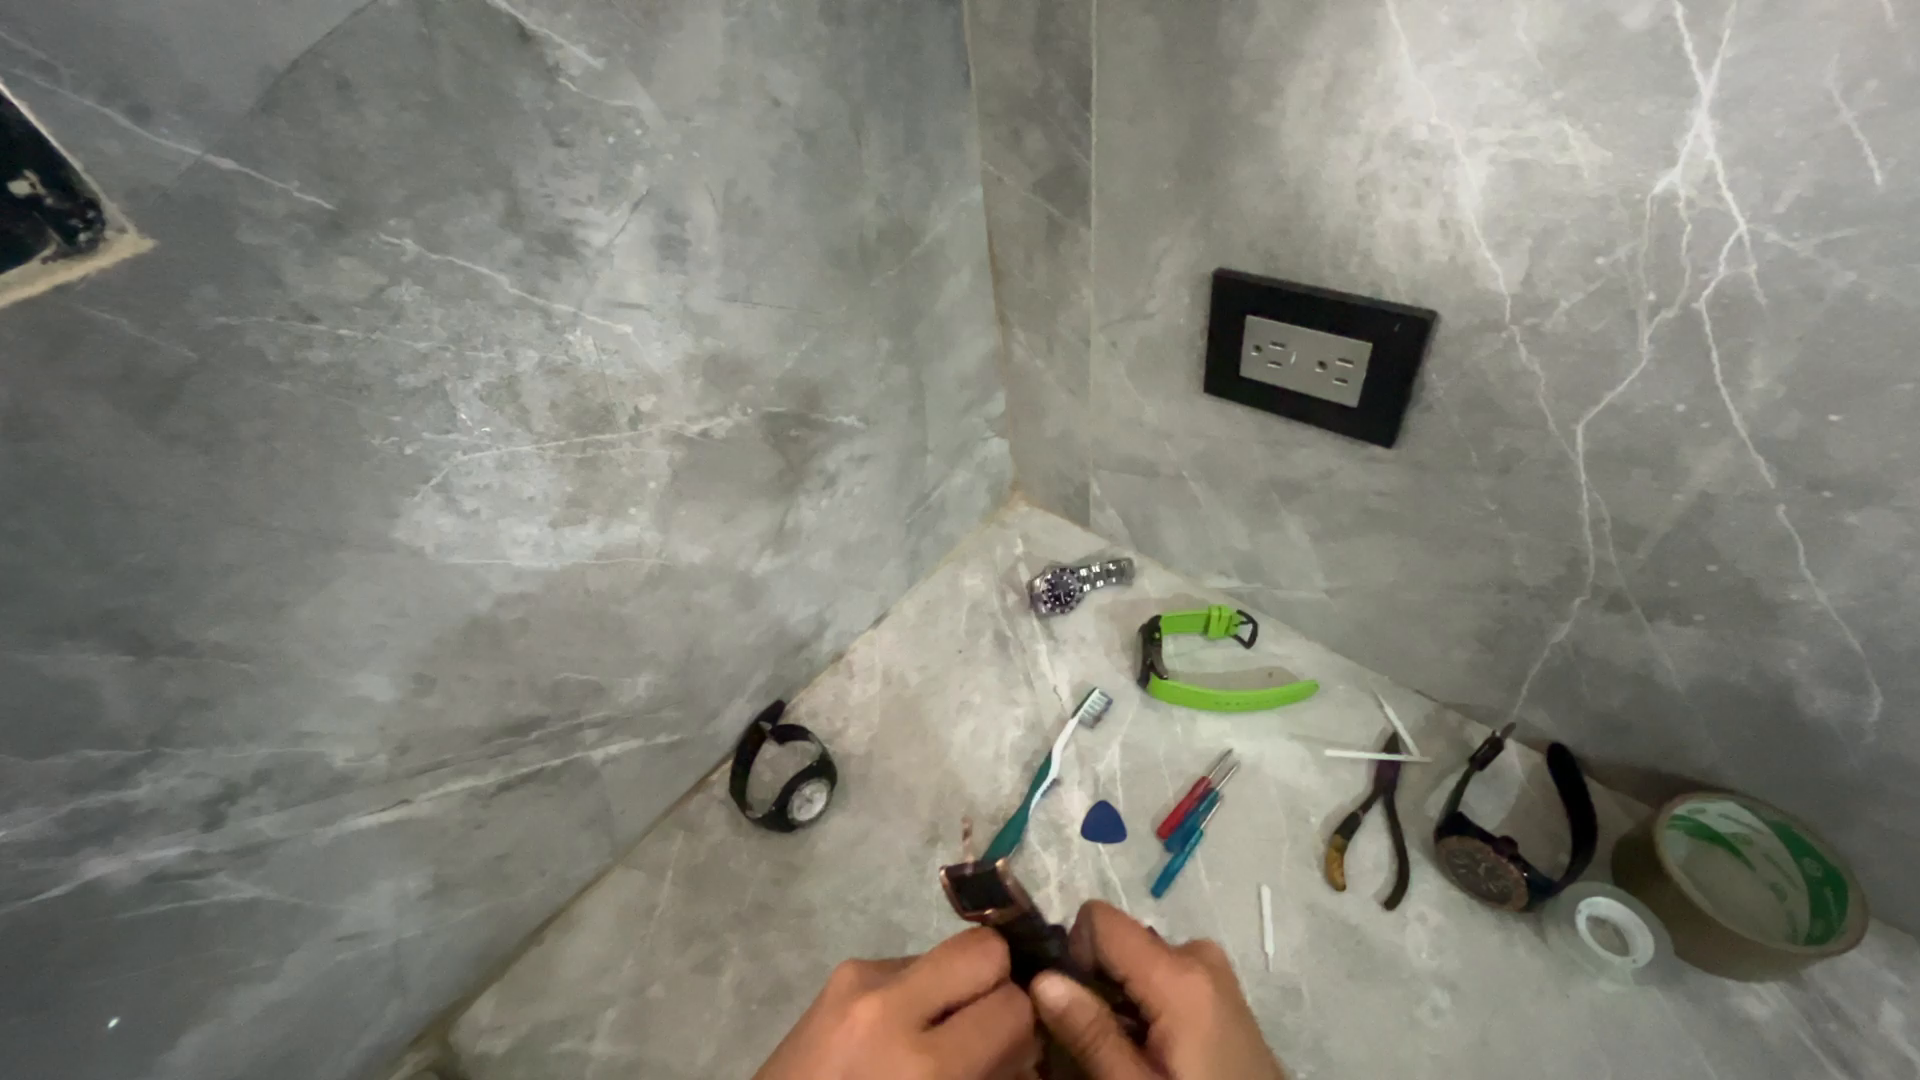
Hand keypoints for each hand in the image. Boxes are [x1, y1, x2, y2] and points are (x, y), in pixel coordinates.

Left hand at [753, 927, 1039, 1079]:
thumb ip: (990, 1078)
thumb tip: (1027, 1042)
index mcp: (922, 1069)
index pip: (1013, 1006)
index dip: (1026, 1025)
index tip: (1020, 1047)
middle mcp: (888, 1006)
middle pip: (983, 947)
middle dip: (999, 980)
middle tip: (989, 1023)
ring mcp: (858, 979)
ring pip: (945, 950)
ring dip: (955, 986)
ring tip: (939, 1030)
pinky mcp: (841, 972)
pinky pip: (906, 963)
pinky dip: (919, 992)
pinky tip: (899, 1031)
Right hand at [1030, 902, 1284, 1079]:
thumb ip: (1091, 1033)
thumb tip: (1041, 978)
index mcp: (1179, 972)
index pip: (1099, 918)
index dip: (1076, 957)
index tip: (1081, 1013)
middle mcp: (1199, 956)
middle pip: (1119, 942)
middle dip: (1099, 985)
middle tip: (1105, 1049)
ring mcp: (1216, 974)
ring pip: (1139, 962)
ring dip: (1123, 1000)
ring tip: (1135, 1059)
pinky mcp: (1222, 995)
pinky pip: (1166, 977)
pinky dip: (1149, 1006)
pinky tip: (1160, 1056)